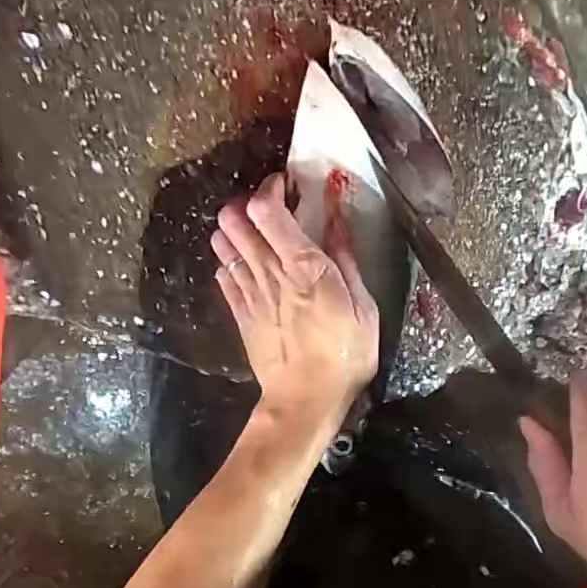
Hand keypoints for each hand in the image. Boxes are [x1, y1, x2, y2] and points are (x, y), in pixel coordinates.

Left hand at [213, 173, 379, 429]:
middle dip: (248, 203)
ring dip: (236, 231)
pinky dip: (232, 261)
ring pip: (222, 241)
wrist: (305, 400)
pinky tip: (251, 269)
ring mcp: (248, 293)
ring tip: (260, 238)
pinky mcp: (239, 313)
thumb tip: (337, 219)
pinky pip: (222, 273)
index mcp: (303, 267)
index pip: (265, 208)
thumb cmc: (345, 355)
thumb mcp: (364, 307)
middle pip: (233, 218)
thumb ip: (346, 259)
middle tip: (272, 211)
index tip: (287, 187)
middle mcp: (268, 272)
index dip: (271, 188)